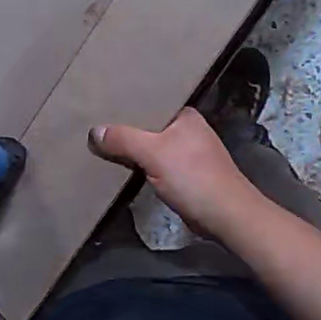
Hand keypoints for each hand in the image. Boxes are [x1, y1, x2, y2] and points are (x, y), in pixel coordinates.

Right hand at [89, 108, 265, 237]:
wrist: (227, 216)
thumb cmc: (193, 177)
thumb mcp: (153, 153)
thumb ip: (123, 139)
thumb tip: (93, 131)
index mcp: (185, 115)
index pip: (150, 103)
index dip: (126, 105)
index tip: (100, 105)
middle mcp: (187, 130)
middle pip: (148, 126)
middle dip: (125, 129)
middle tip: (94, 127)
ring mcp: (188, 153)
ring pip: (151, 146)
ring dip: (131, 150)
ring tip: (101, 145)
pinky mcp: (185, 175)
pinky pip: (155, 164)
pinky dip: (140, 165)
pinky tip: (121, 167)